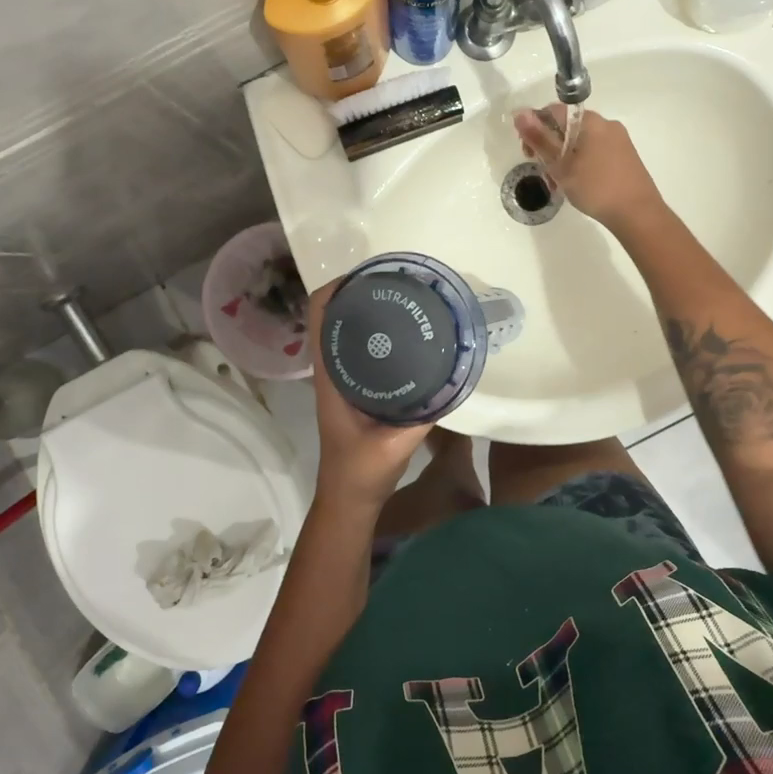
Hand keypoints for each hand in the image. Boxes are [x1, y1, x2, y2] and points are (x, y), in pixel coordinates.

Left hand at [306, 280, 433, 511]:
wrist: (349, 499)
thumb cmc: (361, 471)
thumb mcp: (395, 443)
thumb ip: (422, 414)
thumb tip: (453, 379)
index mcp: (331, 376)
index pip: (319, 316)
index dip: (335, 287)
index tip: (368, 273)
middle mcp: (332, 371)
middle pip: (333, 316)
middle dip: (359, 292)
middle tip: (398, 282)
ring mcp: (342, 380)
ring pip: (346, 332)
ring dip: (367, 311)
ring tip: (405, 299)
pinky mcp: (355, 390)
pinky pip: (361, 351)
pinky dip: (377, 334)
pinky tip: (408, 336)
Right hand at [514, 104, 664, 228]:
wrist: (637, 213)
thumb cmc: (596, 187)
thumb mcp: (561, 165)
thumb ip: (540, 139)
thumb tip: (519, 113)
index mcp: (590, 121)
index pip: (553, 111)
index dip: (535, 129)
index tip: (529, 153)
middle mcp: (606, 124)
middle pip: (567, 126)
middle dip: (550, 146)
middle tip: (544, 172)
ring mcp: (618, 140)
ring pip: (581, 141)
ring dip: (564, 157)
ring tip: (559, 183)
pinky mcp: (624, 155)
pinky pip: (595, 151)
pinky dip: (580, 162)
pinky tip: (578, 183)